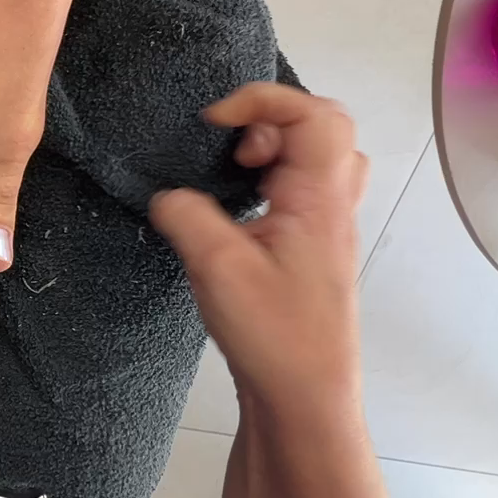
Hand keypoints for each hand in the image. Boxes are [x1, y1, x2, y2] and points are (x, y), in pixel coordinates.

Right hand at [147, 84, 370, 411]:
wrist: (303, 397)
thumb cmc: (272, 331)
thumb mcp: (216, 265)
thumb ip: (184, 212)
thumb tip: (167, 194)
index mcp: (318, 200)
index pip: (315, 115)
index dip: (260, 100)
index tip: (212, 124)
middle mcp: (331, 204)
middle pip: (326, 126)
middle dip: (268, 119)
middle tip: (230, 149)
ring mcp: (323, 224)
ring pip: (318, 155)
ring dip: (272, 145)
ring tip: (232, 171)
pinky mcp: (307, 243)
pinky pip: (300, 183)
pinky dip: (267, 173)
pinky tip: (232, 201)